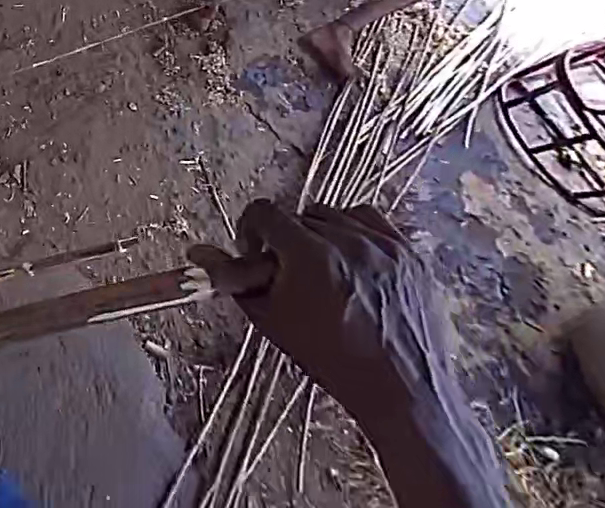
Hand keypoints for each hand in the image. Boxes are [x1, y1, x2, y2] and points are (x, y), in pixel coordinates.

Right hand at [190, 202, 509, 507]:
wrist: (403, 394)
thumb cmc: (330, 358)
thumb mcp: (269, 317)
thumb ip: (230, 277)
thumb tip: (196, 251)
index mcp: (310, 255)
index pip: (263, 211)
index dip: (251, 229)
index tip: (256, 254)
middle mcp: (347, 242)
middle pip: (296, 215)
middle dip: (285, 238)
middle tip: (289, 270)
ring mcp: (383, 246)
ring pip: (330, 215)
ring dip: (316, 233)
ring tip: (320, 266)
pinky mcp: (409, 254)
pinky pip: (368, 218)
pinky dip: (352, 228)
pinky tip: (348, 254)